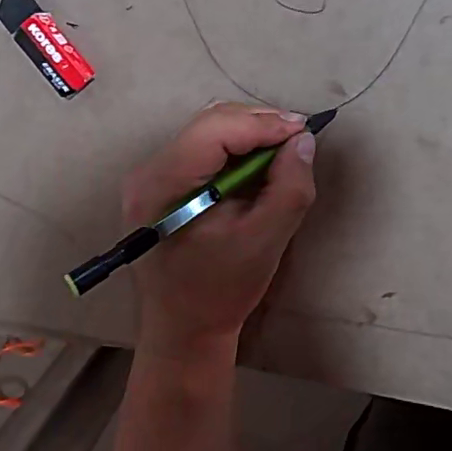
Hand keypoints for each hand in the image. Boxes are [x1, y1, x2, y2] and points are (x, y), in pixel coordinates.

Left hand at [120, 102, 317, 355]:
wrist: (183, 328)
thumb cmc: (221, 290)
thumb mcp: (266, 242)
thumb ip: (289, 187)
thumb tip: (303, 140)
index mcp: (163, 185)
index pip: (214, 130)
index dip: (262, 124)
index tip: (303, 131)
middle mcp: (148, 171)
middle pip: (209, 122)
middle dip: (258, 124)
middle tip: (298, 137)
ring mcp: (150, 174)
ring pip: (206, 129)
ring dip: (248, 132)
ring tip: (283, 148)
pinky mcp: (160, 180)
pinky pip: (201, 146)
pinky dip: (235, 146)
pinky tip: (259, 161)